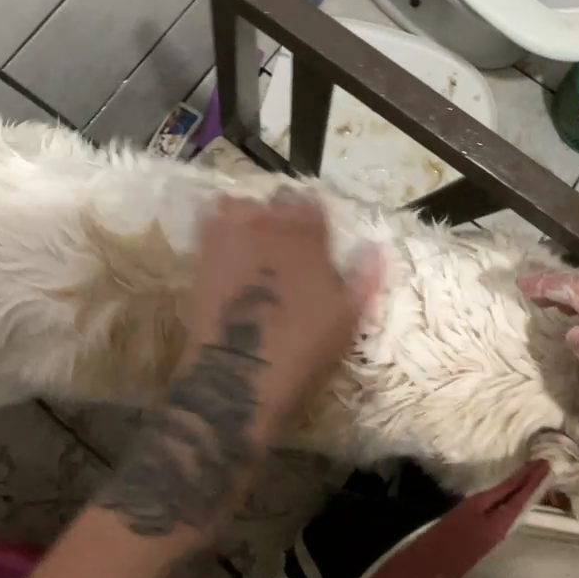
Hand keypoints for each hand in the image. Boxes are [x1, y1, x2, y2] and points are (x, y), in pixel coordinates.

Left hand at [186, 191, 378, 441]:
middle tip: (287, 241)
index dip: (315, 216)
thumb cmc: (301, 351)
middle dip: (284, 214)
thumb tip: (376, 245)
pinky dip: (219, 224)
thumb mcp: (346, 318)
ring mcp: (232, 236)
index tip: (317, 233)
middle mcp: (270, 226)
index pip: (313, 203)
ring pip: (242, 204)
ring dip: (250, 215)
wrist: (238, 377)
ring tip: (254, 239)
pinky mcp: (203, 254)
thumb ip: (363, 277)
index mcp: (307, 237)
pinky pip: (209, 221)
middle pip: (278, 200)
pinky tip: (225, 243)